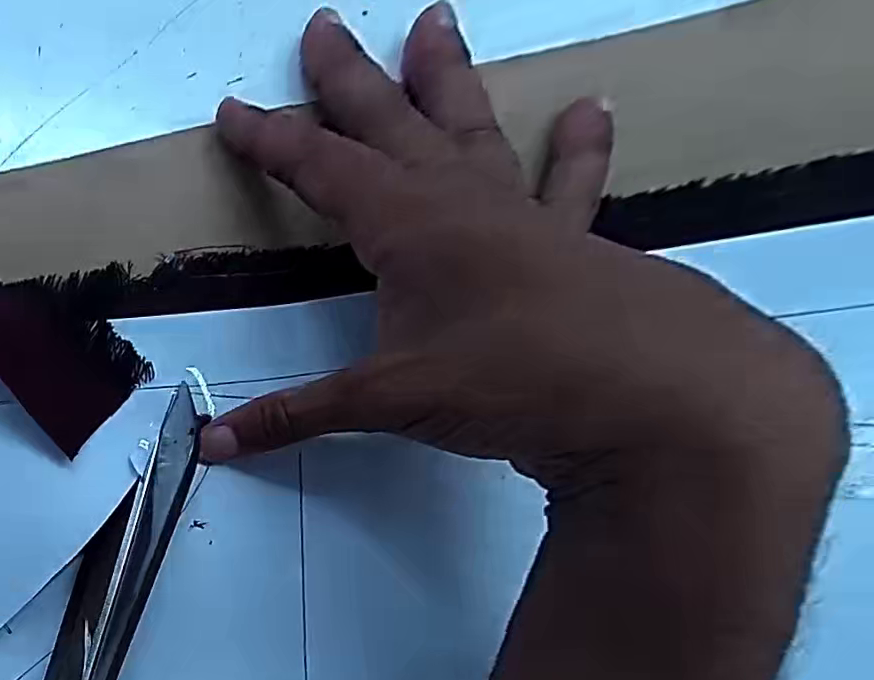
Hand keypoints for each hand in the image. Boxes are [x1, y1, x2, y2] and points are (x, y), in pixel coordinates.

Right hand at [200, 3, 842, 494]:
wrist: (664, 404)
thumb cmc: (512, 383)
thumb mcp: (384, 402)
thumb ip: (290, 417)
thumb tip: (210, 444)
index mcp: (413, 228)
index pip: (325, 171)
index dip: (271, 141)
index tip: (232, 111)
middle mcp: (464, 207)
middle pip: (392, 128)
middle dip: (348, 81)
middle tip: (323, 26)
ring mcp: (522, 222)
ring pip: (470, 135)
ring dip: (445, 83)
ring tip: (436, 23)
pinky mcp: (567, 250)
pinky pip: (567, 188)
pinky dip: (575, 153)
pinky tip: (586, 112)